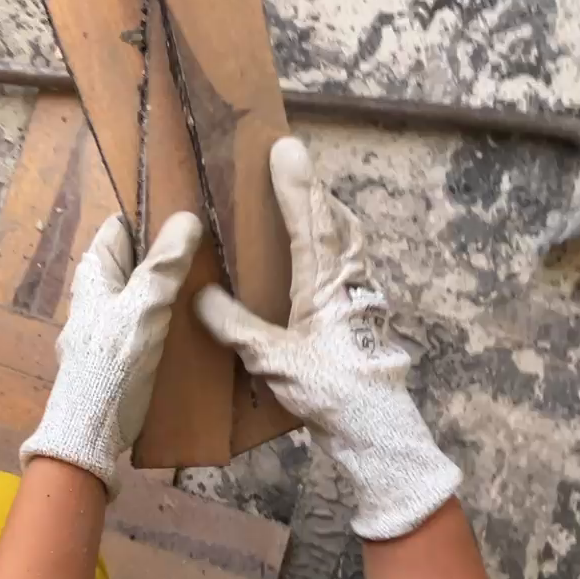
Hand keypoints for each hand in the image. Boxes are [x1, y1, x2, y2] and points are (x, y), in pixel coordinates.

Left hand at [19, 211, 202, 496]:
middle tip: (215, 246)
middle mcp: (96, 293)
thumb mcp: (144, 308)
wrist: (92, 433)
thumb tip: (185, 217)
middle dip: (168, 252)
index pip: (121, 227)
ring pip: (143, 292)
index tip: (191, 210)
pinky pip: (147, 321)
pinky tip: (200, 320)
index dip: (151, 216)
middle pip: (135, 259)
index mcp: (94, 273)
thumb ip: (164, 264)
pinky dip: (170, 315)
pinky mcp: (120, 352)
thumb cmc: (113, 364)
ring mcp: (107, 324)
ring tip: (217, 278)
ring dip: (173, 286)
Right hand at [194, 137, 460, 539]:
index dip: (295, 184)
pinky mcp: (366, 314)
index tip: (284, 148)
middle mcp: (350, 280)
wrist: (378, 430)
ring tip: (310, 200)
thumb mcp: (273, 359)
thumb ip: (236, 326)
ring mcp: (363, 295)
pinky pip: (353, 261)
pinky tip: (324, 257)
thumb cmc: (330, 391)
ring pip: (350, 239)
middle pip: (338, 220)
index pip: (310, 221)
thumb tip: (201, 297)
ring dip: (329, 212)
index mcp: (326, 283)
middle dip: (315, 190)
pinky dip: (338, 241)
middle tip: (295, 162)